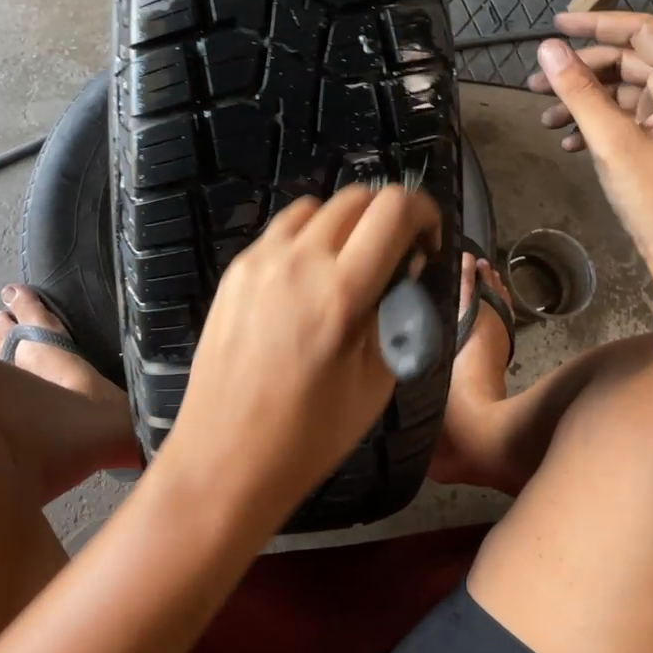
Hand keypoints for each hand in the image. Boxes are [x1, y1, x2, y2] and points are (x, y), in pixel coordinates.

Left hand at [164, 184, 441, 520]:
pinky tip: (308, 280)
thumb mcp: (376, 382)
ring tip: (349, 264)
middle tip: (394, 255)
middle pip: (356, 196)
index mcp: (341, 290)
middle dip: (387, 216)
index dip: (424, 212)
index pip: (395, 209)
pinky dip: (307, 239)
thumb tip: (405, 272)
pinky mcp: (235, 270)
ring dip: (345, 223)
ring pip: (316, 206)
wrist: (224, 456)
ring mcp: (260, 260)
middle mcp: (299, 260)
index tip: (427, 239)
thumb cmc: (310, 434)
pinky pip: (281, 232)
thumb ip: (398, 315)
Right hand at [526, 12, 652, 266]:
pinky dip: (602, 124)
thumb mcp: (612, 142)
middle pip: (631, 63)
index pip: (643, 32)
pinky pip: (634, 119)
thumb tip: (548, 49)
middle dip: (582, 73)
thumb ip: (579, 91)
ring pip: (628, 93)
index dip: (597, 25)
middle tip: (536, 85)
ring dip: (587, 102)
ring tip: (546, 119)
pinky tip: (570, 144)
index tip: (555, 26)